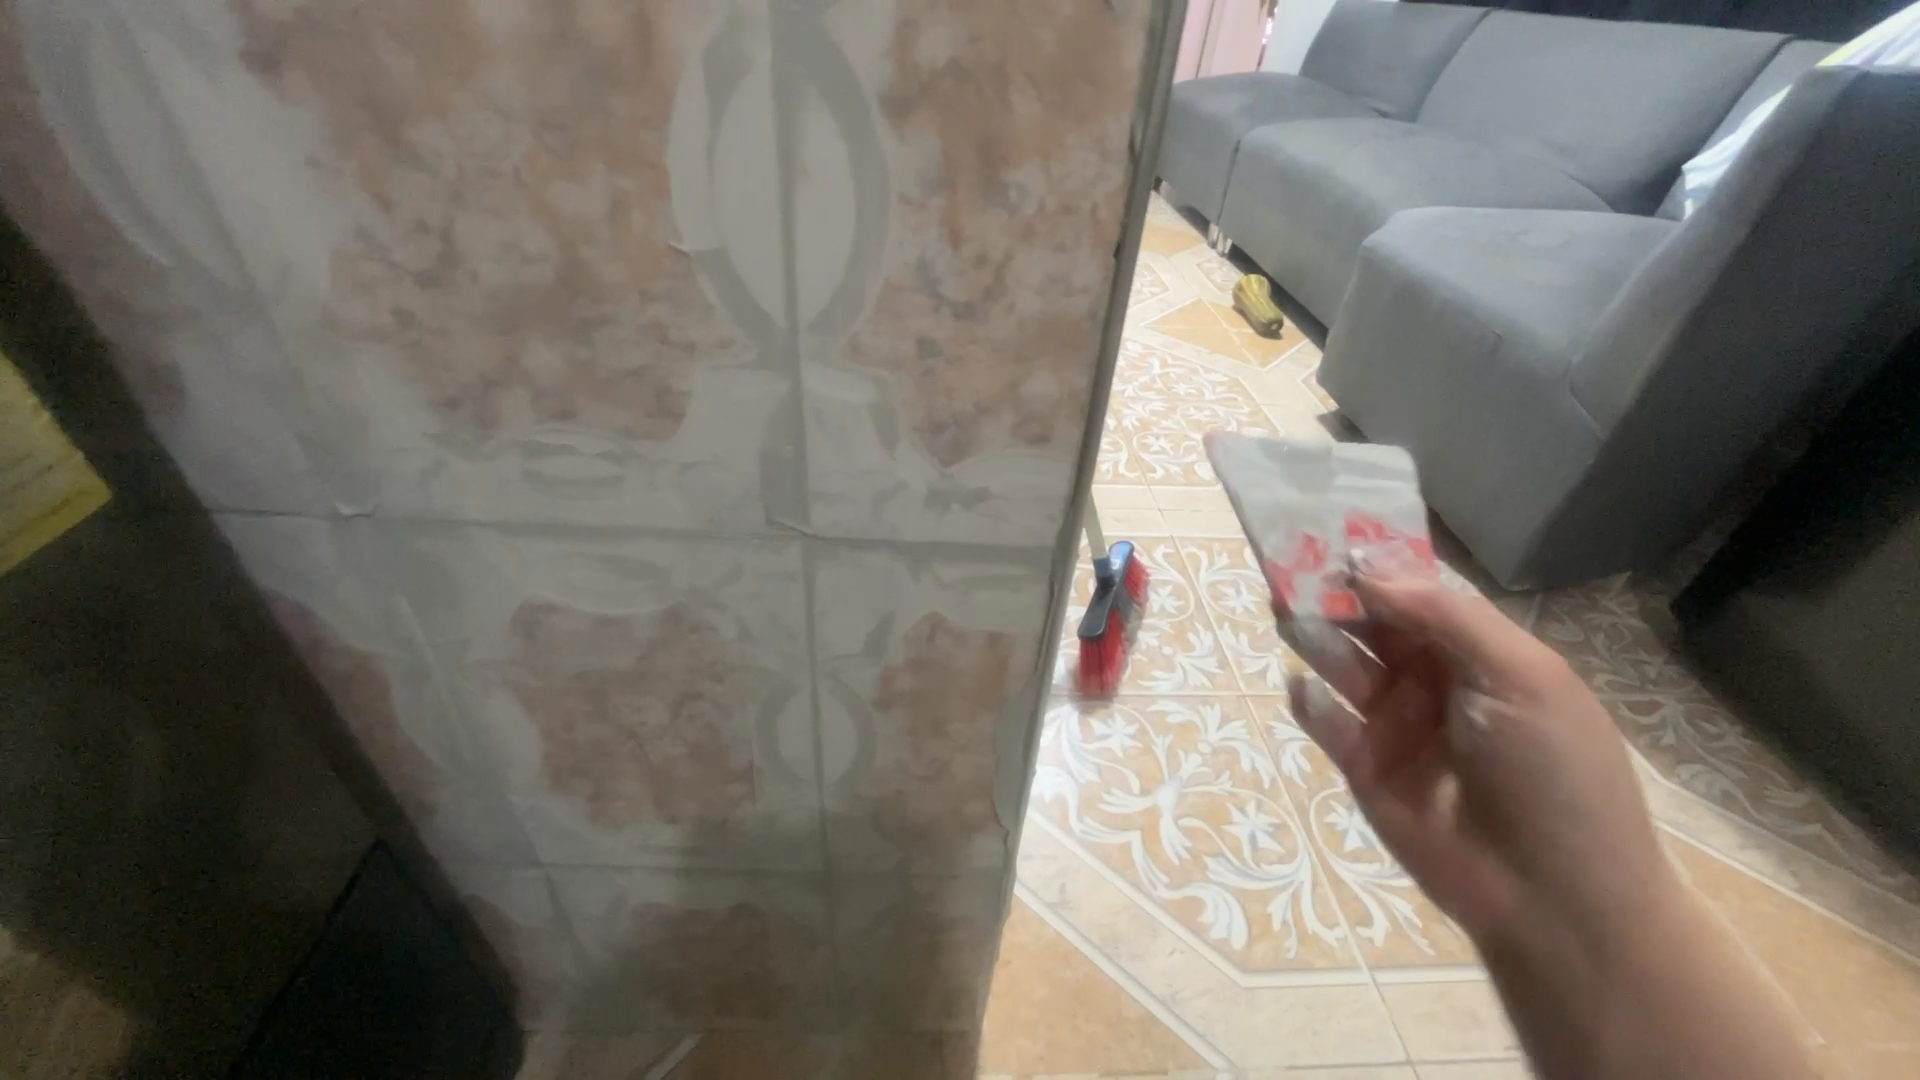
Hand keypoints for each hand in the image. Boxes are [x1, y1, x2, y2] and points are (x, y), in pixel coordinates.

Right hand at [1278, 564, 1675, 948]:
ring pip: (1339, 661)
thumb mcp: (1519, 676)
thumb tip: (1366, 565)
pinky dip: (1308, 700)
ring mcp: (1392, 720)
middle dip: (1333, 592)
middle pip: (1368, 621)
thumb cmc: (1553, 772)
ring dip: (1313, 634)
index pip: (1415, 591)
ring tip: (1285, 611)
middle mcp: (1430, 677)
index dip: (1375, 562)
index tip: (1329, 532)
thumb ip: (1442, 614)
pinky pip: (1324, 720)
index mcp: (1476, 650)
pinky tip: (1304, 688)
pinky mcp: (1361, 763)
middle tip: (1288, 565)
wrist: (1554, 897)